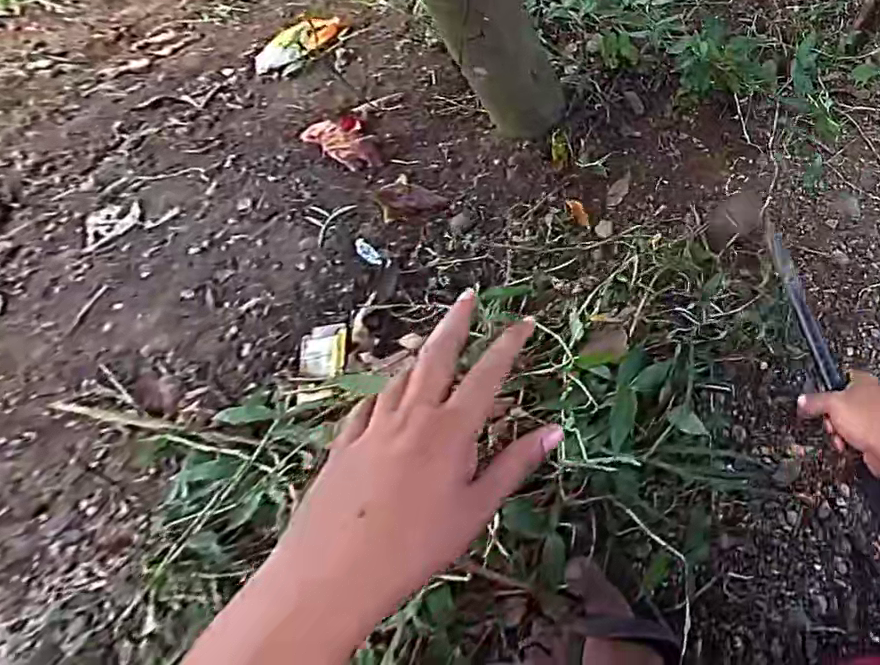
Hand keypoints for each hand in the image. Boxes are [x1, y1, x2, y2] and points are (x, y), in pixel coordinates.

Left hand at [255, 289, 560, 636]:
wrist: (324, 583)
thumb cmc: (413, 548)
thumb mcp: (475, 510)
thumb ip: (515, 464)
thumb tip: (555, 430)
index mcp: (451, 429)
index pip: (488, 373)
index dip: (509, 343)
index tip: (525, 322)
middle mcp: (413, 417)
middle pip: (438, 355)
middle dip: (456, 321)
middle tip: (469, 296)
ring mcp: (373, 428)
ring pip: (401, 376)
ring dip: (421, 354)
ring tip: (433, 342)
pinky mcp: (342, 448)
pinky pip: (368, 406)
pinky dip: (384, 391)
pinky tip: (385, 393)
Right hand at [797, 370, 879, 474]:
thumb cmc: (869, 422)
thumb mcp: (833, 405)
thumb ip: (815, 401)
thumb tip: (803, 400)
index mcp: (863, 379)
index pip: (839, 377)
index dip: (827, 389)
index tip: (819, 399)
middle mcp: (870, 394)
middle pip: (840, 402)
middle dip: (831, 416)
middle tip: (831, 421)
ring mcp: (874, 414)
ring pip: (846, 420)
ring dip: (838, 430)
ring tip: (840, 436)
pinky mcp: (874, 432)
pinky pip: (854, 434)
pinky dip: (848, 440)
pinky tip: (847, 444)